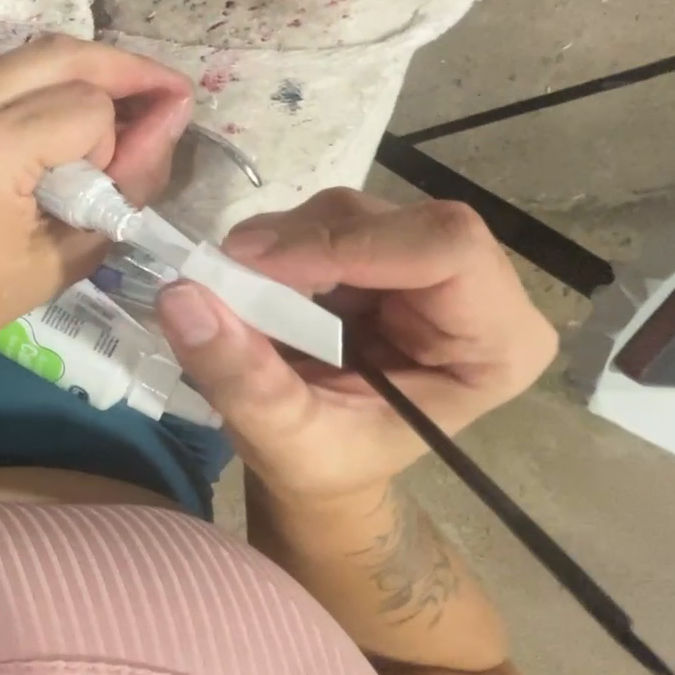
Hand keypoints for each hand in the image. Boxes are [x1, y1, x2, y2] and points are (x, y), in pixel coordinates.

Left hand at [0, 35, 193, 395]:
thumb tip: (171, 116)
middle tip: (162, 100)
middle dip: (123, 72)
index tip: (109, 180)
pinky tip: (66, 115)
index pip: (86, 105)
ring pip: (35, 51)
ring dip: (87, 72)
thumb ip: (128, 184)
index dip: (115, 138)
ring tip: (123, 108)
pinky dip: (46, 82)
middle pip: (64, 52)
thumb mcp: (66, 256)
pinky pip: (5, 70)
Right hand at [153, 188, 557, 503]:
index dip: (348, 243)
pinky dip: (269, 244)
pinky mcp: (371, 254)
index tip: (255, 266)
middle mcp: (472, 291)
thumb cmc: (322, 463)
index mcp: (494, 343)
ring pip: (347, 212)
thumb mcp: (281, 435)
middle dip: (299, 243)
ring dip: (277, 242)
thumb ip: (240, 375)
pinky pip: (317, 220)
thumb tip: (180, 295)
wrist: (316, 462)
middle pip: (389, 219)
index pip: (446, 247)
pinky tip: (249, 282)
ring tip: (234, 290)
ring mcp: (418, 266)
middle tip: (226, 274)